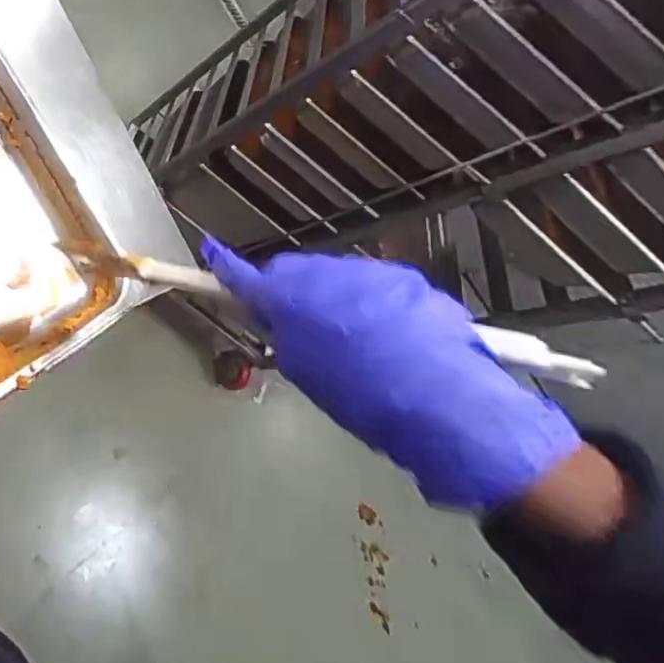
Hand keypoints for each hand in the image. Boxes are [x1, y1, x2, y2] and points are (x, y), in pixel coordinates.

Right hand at [203, 239, 578, 510]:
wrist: (450, 406)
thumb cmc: (364, 398)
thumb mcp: (307, 372)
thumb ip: (284, 334)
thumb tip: (278, 317)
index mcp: (296, 298)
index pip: (249, 277)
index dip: (227, 270)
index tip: (213, 256)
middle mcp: (332, 274)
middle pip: (296, 273)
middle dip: (292, 294)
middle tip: (297, 329)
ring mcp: (373, 273)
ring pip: (336, 277)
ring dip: (333, 298)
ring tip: (352, 342)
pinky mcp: (410, 280)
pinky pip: (374, 286)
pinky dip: (369, 304)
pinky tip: (387, 339)